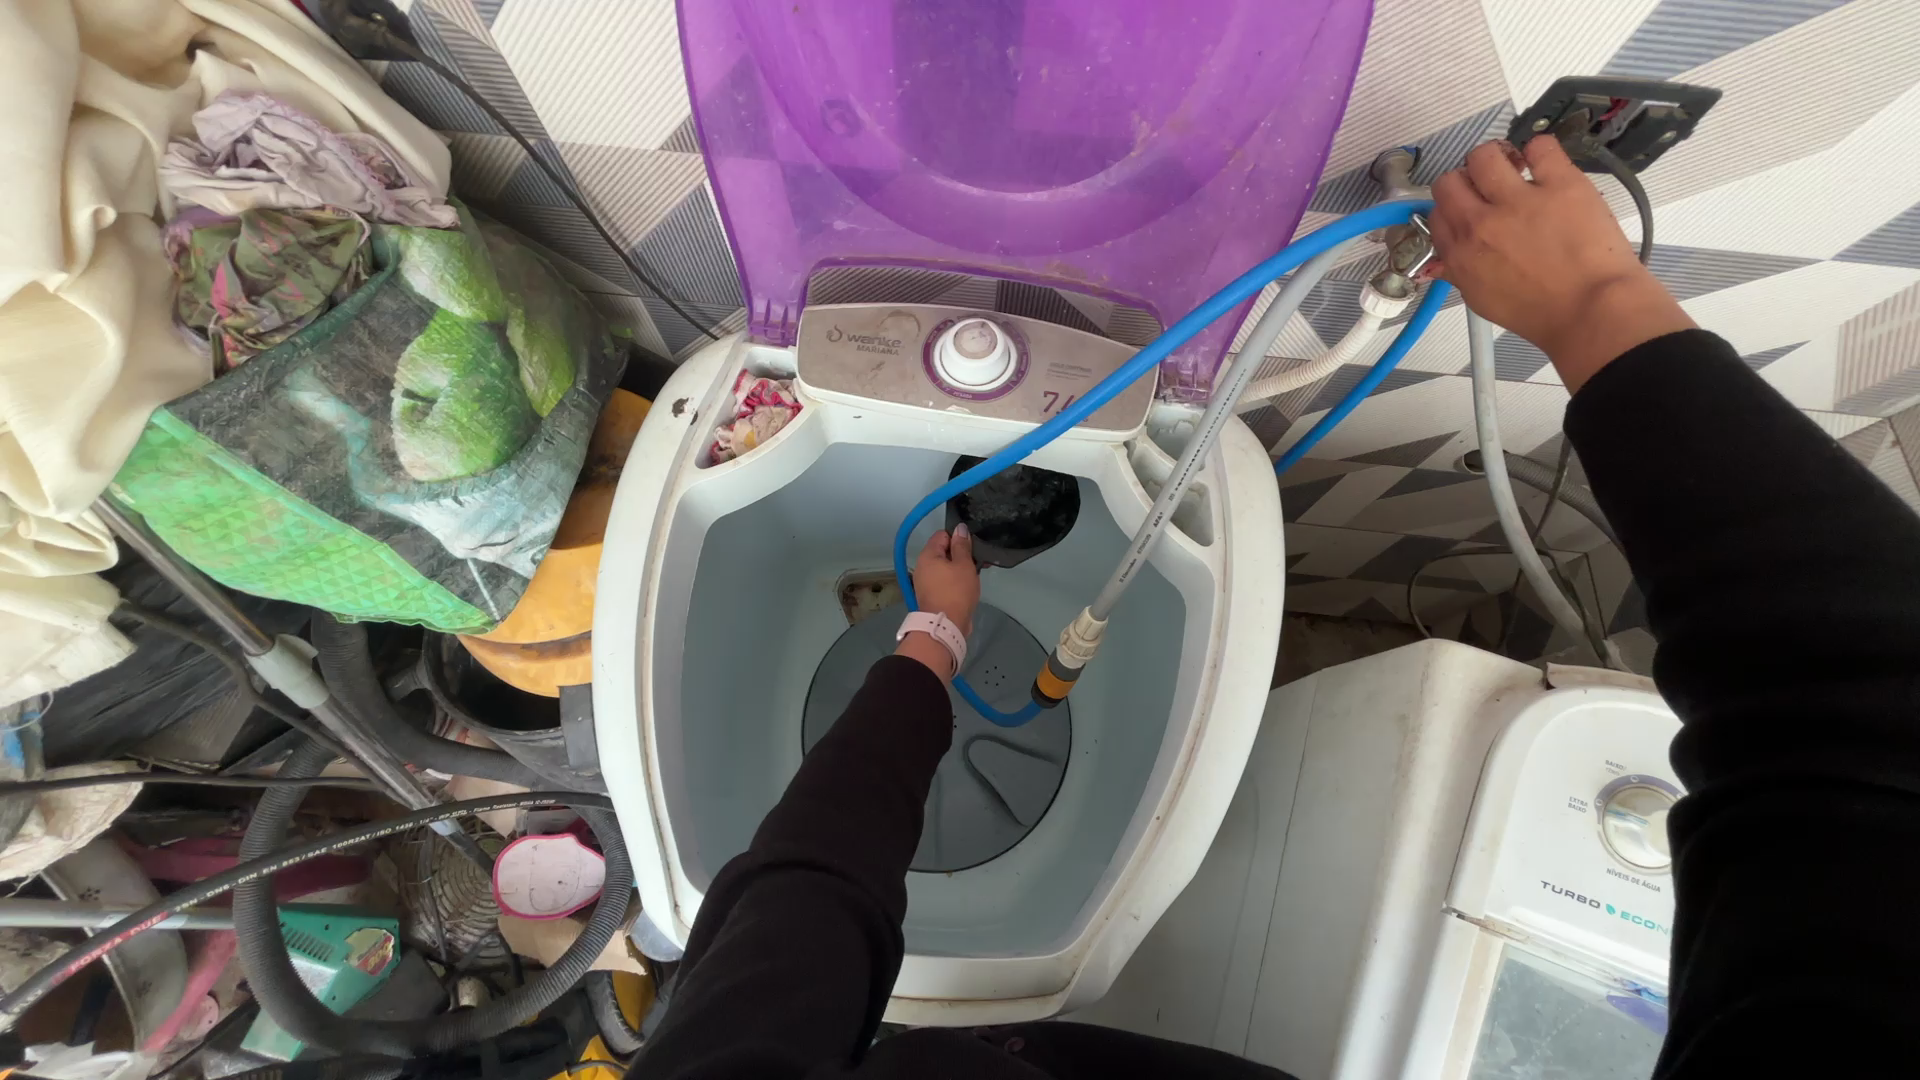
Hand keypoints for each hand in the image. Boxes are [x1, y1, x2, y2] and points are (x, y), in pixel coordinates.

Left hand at [910, 525, 978, 635]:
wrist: (946, 625)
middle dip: (960, 555)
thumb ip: (962, 546)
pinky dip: (956, 582)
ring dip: (960, 569)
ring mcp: (926, 582)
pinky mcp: (932, 595)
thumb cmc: (956, 591)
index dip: (958, 538)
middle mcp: (923, 567)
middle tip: (977, 561)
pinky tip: (969, 586)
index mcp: (927, 555)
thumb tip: (959, 528)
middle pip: (943, 552)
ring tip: (976, 574)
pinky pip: (945, 581)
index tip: (971, 547)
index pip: (942, 535)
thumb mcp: (963, 565)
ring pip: (945, 568)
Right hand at [1429, 136, 1694, 391]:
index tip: (1466, 211)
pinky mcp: (1561, 183)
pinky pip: (1540, 146)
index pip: (1436, 214)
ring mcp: (1519, 200)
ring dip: (1493, 158)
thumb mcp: (1478, 297)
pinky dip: (1538, 149)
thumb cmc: (1532, 309)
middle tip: (1485, 188)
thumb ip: (1457, 271)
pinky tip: (1544, 164)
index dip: (1450, 209)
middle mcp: (1480, 223)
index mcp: (1459, 252)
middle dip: (1463, 181)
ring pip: (1484, 155)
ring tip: (1511, 168)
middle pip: (1450, 181)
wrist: (1586, 305)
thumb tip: (1443, 259)